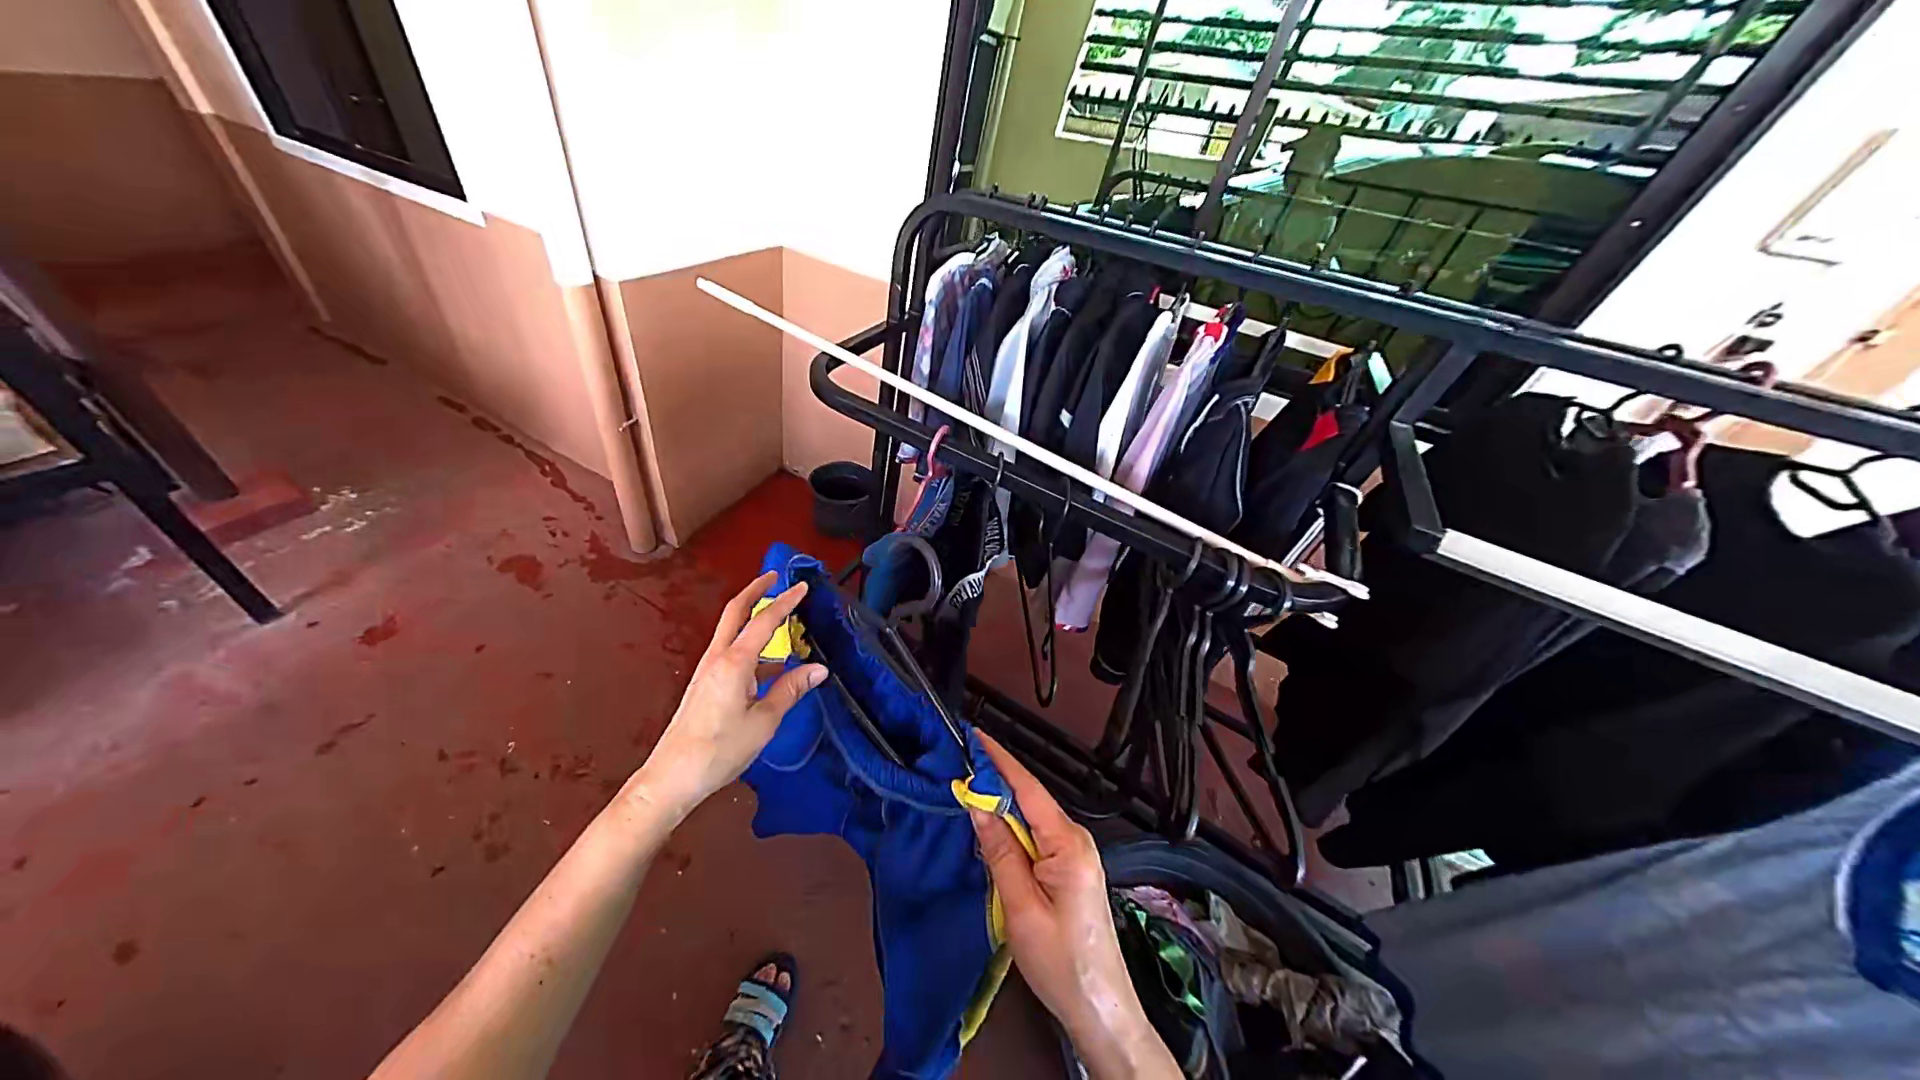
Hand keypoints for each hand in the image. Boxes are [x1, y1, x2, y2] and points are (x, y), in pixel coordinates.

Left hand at [631, 572, 826, 816]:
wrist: (672, 777)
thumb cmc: (718, 750)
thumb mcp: (765, 721)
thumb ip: (791, 690)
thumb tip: (817, 670)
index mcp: (734, 663)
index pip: (764, 620)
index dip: (785, 601)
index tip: (801, 586)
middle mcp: (716, 659)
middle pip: (735, 612)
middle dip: (755, 591)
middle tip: (773, 578)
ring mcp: (707, 671)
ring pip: (731, 633)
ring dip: (753, 621)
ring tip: (780, 624)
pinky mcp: (704, 685)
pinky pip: (730, 655)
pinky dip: (750, 649)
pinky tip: (769, 668)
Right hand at [969, 734, 1179, 1079]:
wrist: (1099, 1007)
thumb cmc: (1062, 963)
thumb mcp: (1020, 908)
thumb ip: (1000, 852)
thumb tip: (978, 807)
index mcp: (1068, 843)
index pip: (1028, 788)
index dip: (1000, 760)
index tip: (975, 737)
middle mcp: (1075, 839)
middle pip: (1029, 798)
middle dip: (995, 781)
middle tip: (959, 765)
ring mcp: (1074, 853)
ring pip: (1031, 817)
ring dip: (1001, 805)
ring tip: (967, 791)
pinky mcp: (1069, 867)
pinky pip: (1036, 835)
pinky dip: (1011, 828)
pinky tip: (991, 827)